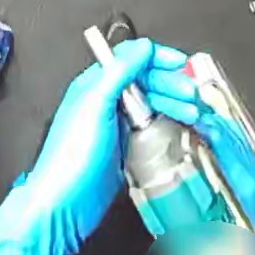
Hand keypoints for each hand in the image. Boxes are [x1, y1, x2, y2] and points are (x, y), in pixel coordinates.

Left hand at [0, 39, 196, 254]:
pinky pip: (151, 126)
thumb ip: (119, 71)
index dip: (159, 58)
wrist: (61, 208)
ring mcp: (115, 124)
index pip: (132, 58)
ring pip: (151, 102)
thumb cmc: (69, 158)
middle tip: (191, 93)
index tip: (180, 64)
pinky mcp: (123, 147)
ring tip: (193, 111)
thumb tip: (141, 46)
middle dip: (172, 83)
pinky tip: (180, 128)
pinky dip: (169, 123)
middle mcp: (106, 100)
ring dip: (174, 103)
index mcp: (96, 84)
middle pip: (146, 80)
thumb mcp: (95, 103)